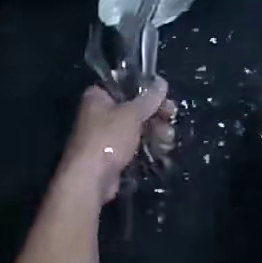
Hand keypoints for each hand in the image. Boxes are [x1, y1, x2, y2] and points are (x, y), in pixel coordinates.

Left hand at [58, 81, 171, 203]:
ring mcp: (106, 135)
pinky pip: (135, 145)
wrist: (90, 180)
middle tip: (171, 116)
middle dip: (156, 113)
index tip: (164, 95)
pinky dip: (148, 145)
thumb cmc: (107, 138)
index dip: (146, 88)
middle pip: (134, 107)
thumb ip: (149, 98)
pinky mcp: (113, 155)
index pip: (125, 84)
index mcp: (98, 96)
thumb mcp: (132, 113)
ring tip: (168, 138)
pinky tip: (162, 148)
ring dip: (155, 130)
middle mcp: (100, 113)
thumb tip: (162, 82)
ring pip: (137, 127)